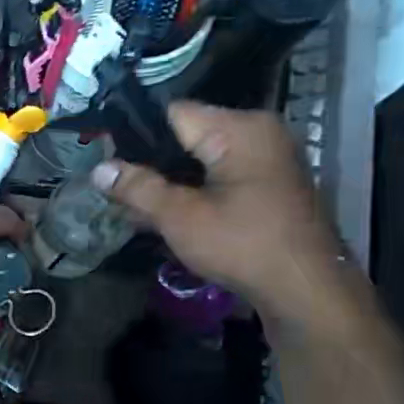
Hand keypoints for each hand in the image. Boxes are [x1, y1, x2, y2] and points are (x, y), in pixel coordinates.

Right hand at [93, 102, 346, 321]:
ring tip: (137, 209)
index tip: (108, 162)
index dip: (136, 136)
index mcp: (239, 128)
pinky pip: (222, 176)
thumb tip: (98, 169)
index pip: (173, 114)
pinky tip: (171, 217)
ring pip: (204, 160)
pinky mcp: (270, 185)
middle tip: (119, 192)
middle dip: (152, 164)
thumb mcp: (181, 218)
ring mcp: (269, 159)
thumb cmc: (242, 245)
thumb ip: (138, 188)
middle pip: (188, 136)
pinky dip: (197, 191)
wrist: (305, 288)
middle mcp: (258, 133)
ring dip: (173, 182)